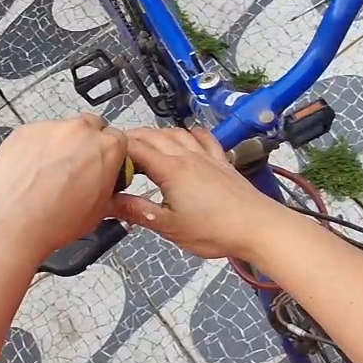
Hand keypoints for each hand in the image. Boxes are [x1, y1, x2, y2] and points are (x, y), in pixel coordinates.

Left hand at [0, 115, 128, 269]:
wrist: (11, 223)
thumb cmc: (54, 222)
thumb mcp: (99, 212)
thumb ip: (110, 189)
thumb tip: (109, 186)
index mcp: (106, 148)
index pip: (118, 139)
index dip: (110, 156)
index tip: (102, 168)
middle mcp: (80, 131)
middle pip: (91, 127)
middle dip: (87, 145)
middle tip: (76, 169)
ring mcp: (50, 128)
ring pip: (62, 131)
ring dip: (61, 146)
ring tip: (48, 175)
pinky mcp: (24, 130)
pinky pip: (37, 135)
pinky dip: (37, 148)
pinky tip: (31, 172)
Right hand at [113, 128, 290, 259]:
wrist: (257, 227)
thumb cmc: (215, 230)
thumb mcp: (169, 226)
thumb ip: (137, 211)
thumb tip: (109, 203)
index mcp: (171, 170)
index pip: (136, 148)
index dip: (118, 148)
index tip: (105, 154)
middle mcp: (188, 156)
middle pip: (154, 135)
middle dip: (133, 138)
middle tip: (119, 151)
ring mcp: (207, 156)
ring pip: (177, 133)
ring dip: (158, 134)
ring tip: (146, 145)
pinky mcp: (222, 162)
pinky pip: (203, 138)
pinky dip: (190, 133)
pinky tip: (187, 137)